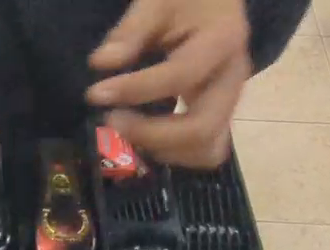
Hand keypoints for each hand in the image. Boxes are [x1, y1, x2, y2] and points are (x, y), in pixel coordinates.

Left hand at [86, 0, 250, 168]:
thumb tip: (102, 61)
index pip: (180, 76)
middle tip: (112, 121)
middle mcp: (233, 78)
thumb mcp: (158, 1)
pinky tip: (144, 140)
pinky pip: (202, 153)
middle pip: (200, 129)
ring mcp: (229, 103)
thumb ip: (131, 30)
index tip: (96, 93)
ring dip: (160, 149)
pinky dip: (173, 154)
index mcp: (223, 40)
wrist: (211, 3)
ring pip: (204, 149)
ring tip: (125, 131)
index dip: (135, 89)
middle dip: (151, 134)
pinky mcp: (219, 119)